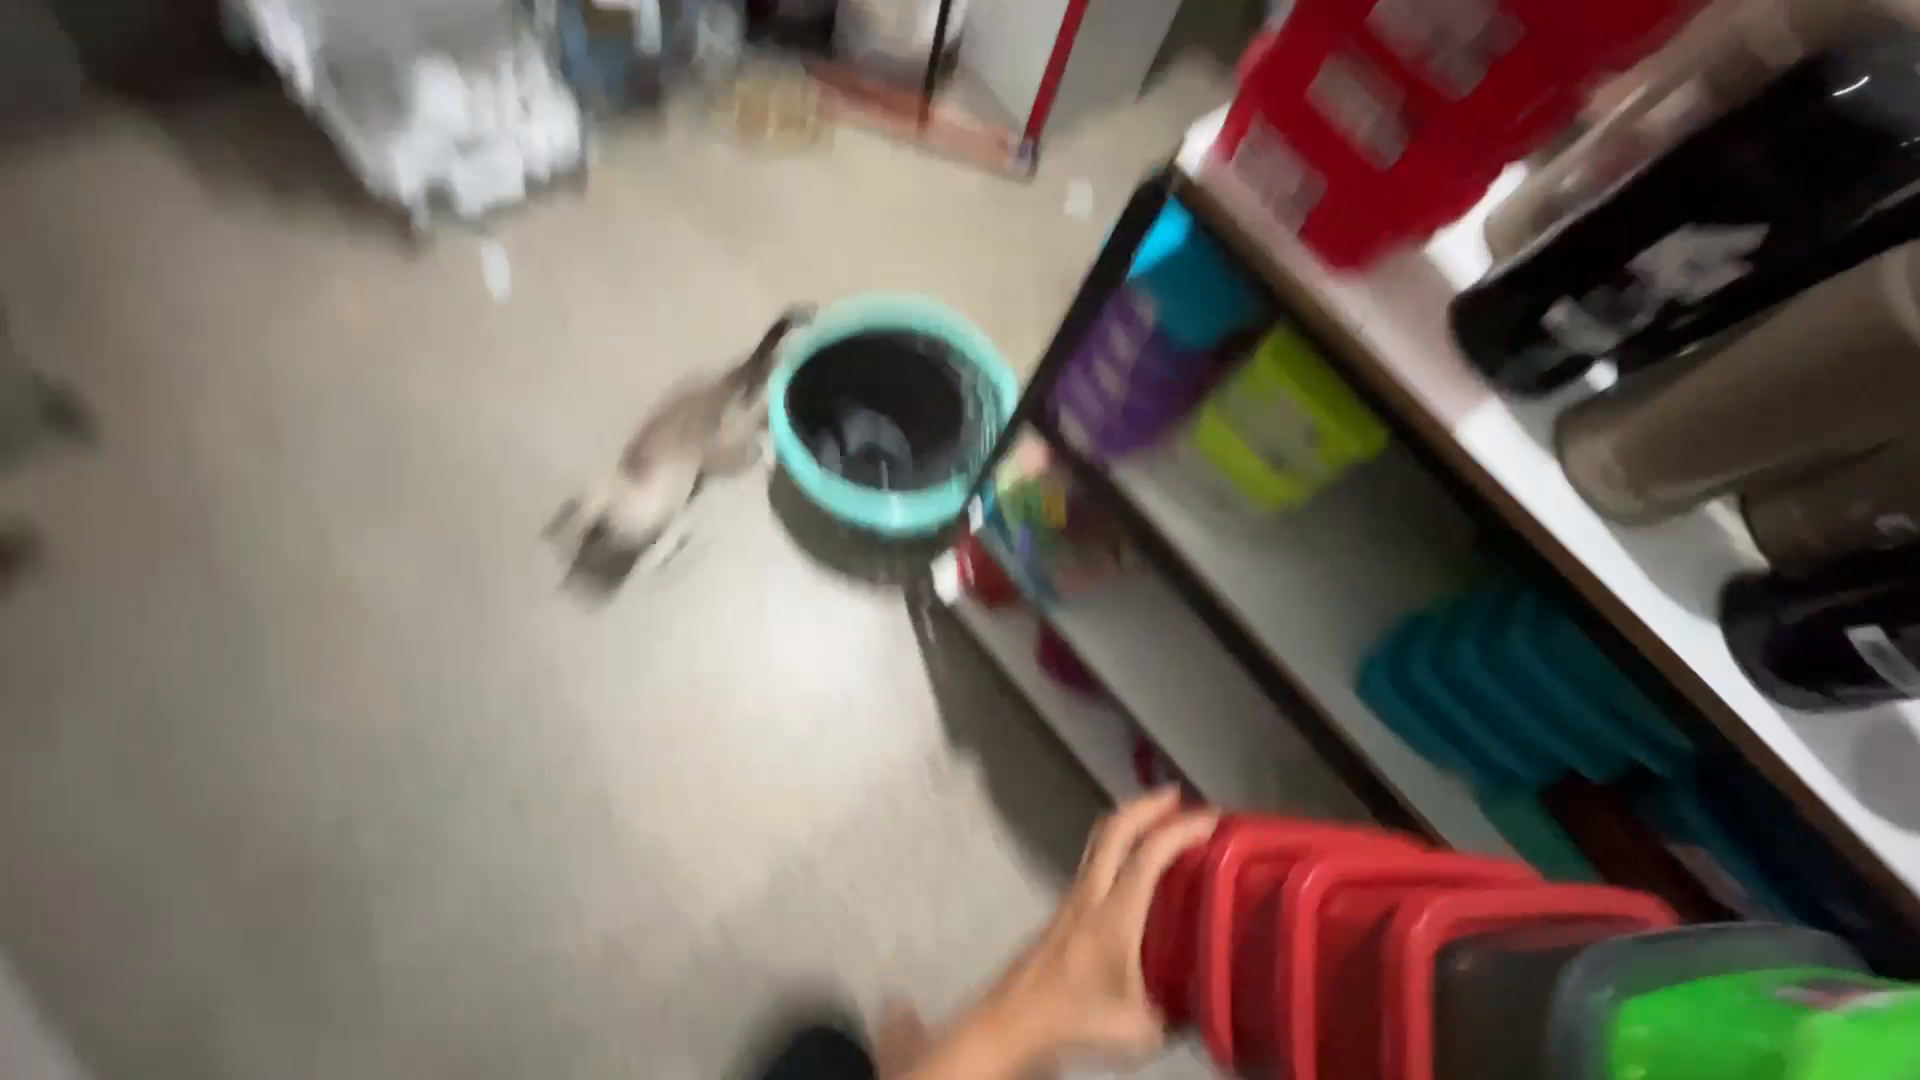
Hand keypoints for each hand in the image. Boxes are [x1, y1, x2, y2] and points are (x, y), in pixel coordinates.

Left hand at [971, 787, 1216, 1068]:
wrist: (1014, 1019)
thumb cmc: (1077, 1020)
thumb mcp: (1142, 1030)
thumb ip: (1181, 1014)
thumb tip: (1215, 1004)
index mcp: (1114, 915)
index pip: (1148, 856)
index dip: (1180, 831)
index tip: (1211, 819)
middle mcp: (1090, 892)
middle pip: (1115, 828)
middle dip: (1147, 804)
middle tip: (1178, 796)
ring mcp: (1073, 894)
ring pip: (1100, 838)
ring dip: (1130, 819)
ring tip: (1158, 817)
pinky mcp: (1064, 904)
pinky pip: (1095, 856)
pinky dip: (1118, 842)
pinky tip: (1134, 860)